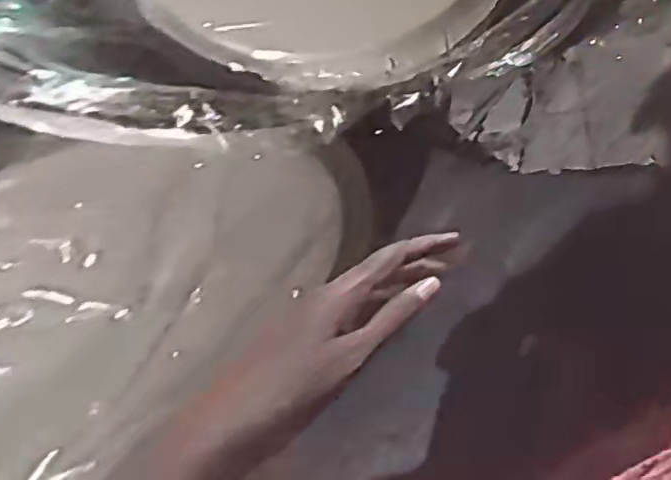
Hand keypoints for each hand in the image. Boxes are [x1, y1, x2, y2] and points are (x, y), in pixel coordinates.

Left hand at [116, 233, 463, 479]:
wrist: (212, 433)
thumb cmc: (288, 388)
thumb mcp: (350, 355)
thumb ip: (393, 317)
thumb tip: (433, 281)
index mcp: (338, 292)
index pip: (391, 255)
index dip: (426, 244)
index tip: (458, 238)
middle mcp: (325, 294)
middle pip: (379, 268)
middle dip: (419, 260)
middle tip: (455, 259)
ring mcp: (310, 314)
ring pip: (366, 287)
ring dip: (401, 281)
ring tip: (432, 282)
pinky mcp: (301, 333)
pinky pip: (352, 304)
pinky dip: (381, 299)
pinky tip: (391, 311)